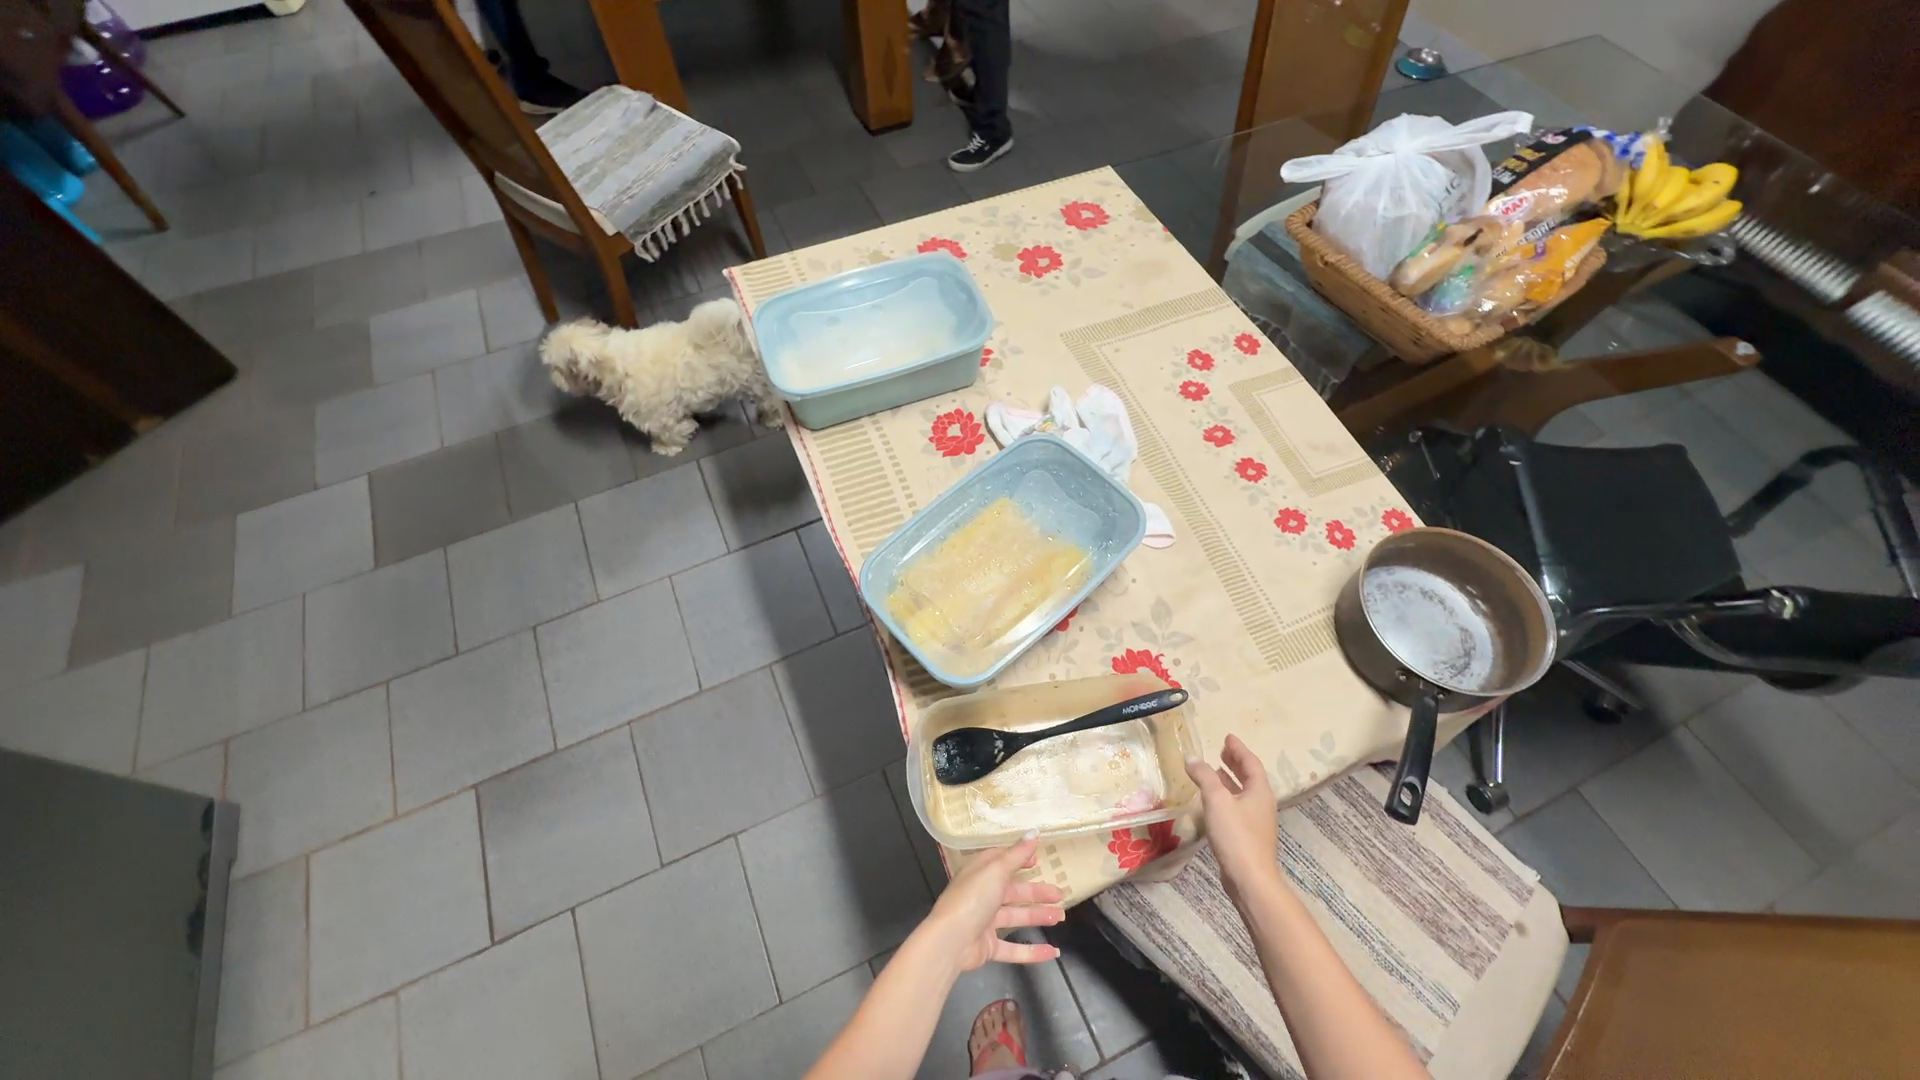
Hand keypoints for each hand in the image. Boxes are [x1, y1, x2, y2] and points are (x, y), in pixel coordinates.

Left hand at [920, 837, 1064, 972]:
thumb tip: (1033, 832)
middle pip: (1013, 891)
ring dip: (1038, 916)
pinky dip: (1033, 951)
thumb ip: (1017, 854)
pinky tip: (1052, 951)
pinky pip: (1014, 949)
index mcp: (980, 874)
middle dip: (1037, 892)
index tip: (1038, 861)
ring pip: (1016, 917)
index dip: (1019, 859)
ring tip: (1059, 917)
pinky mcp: (988, 947)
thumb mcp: (996, 870)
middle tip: (1060, 894)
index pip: (1000, 862)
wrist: (950, 942)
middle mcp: (982, 896)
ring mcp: (984, 922)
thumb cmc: (972, 898)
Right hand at [1187, 735, 1280, 903]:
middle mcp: (1261, 803)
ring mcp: (1256, 821)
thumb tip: (1192, 758)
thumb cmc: (1236, 835)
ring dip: (1230, 780)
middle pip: (1250, 777)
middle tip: (1222, 751)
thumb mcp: (1217, 800)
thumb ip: (1204, 776)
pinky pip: (1238, 806)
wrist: (1249, 878)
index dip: (1238, 749)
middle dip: (1236, 763)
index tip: (1227, 737)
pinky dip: (1227, 796)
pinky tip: (1214, 801)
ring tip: (1215, 771)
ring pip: (1243, 792)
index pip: (1251, 763)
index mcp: (1259, 791)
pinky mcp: (1248, 836)